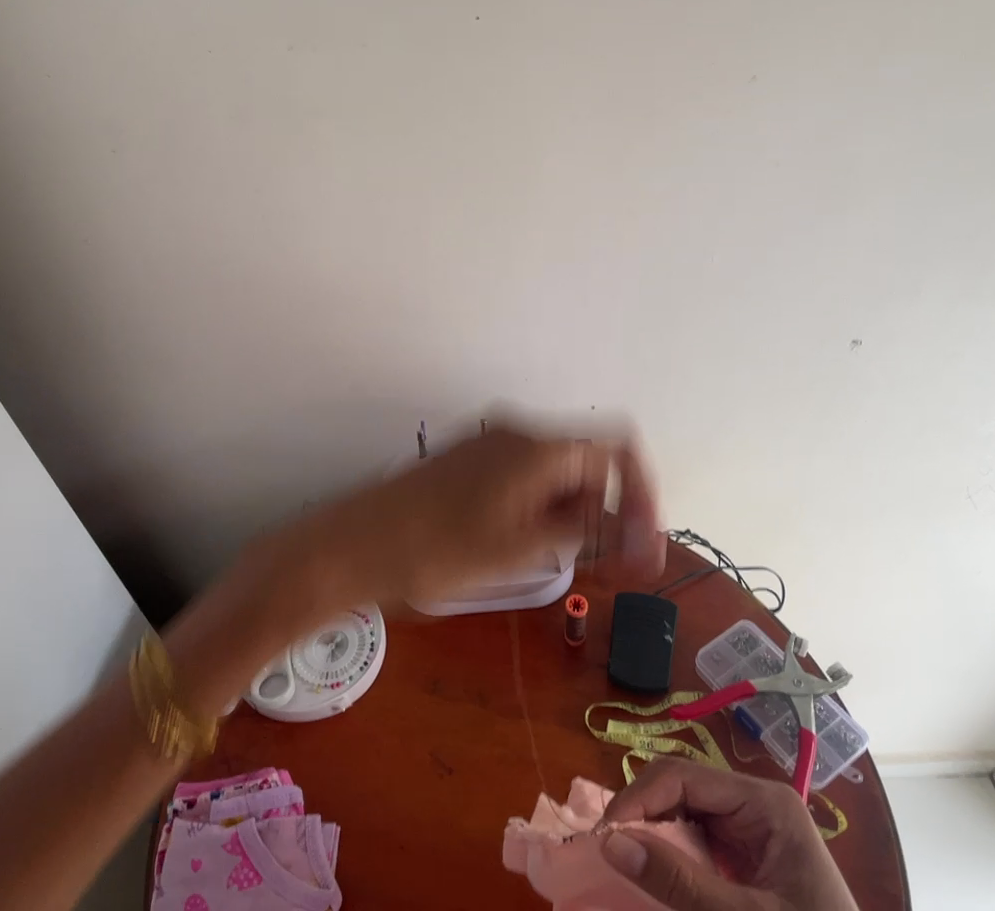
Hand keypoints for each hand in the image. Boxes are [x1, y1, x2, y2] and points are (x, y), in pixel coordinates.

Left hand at [298, 420, 663, 607]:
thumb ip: (585, 531)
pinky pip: (525, 476)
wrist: (351, 548)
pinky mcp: (466, 463)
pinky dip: (543, 506)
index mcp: (534, 445)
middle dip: (609, 506)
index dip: (641, 493)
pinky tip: (531, 544)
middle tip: (615, 561)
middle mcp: (514, 433)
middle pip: (587, 459)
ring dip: (576, 510)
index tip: (644, 540)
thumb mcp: (521, 549)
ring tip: (570, 559)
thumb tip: (636, 529)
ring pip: (555, 470)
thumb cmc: (434, 551)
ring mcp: (486, 445)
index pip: (616, 449)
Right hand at [597, 759, 857, 910]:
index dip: (637, 799)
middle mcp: (753, 802)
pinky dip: (667, 854)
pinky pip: (692, 838)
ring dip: (650, 835)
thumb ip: (681, 883)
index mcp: (764, 802)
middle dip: (640, 815)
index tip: (604, 838)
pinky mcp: (742, 853)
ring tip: (624, 863)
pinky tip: (654, 875)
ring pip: (680, 811)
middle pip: (678, 787)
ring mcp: (748, 826)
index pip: (682, 776)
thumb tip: (610, 842)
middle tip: (609, 853)